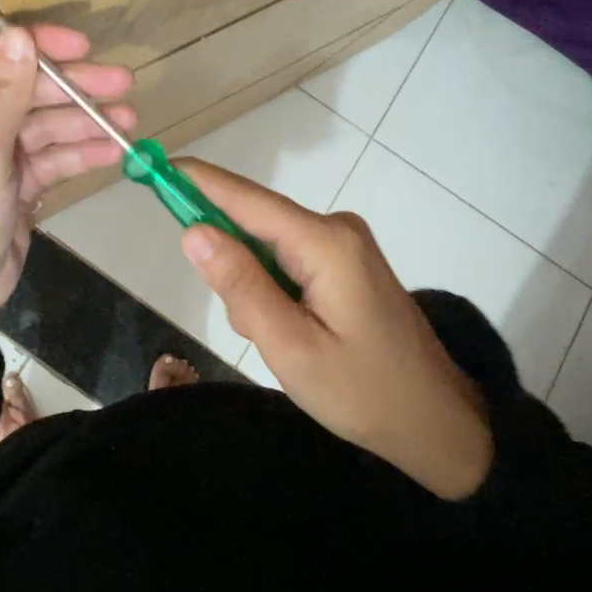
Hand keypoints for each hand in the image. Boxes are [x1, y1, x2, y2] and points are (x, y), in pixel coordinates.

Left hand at [0, 25, 134, 392]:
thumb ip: (6, 93)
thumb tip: (18, 34)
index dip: (38, 47)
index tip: (84, 47)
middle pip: (26, 90)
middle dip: (74, 89)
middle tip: (124, 84)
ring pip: (45, 124)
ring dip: (85, 123)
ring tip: (130, 121)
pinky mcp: (16, 183)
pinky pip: (52, 157)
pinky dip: (80, 154)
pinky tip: (113, 152)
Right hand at [175, 160, 492, 498]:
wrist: (437, 422)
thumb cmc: (364, 392)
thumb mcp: (291, 347)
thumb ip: (240, 286)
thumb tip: (193, 231)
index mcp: (325, 242)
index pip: (246, 199)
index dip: (197, 183)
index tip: (154, 169)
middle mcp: (335, 228)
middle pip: (253, 226)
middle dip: (234, 272)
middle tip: (256, 331)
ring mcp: (343, 244)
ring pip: (266, 250)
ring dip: (257, 293)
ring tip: (287, 344)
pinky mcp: (346, 262)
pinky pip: (287, 263)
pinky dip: (275, 295)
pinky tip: (298, 335)